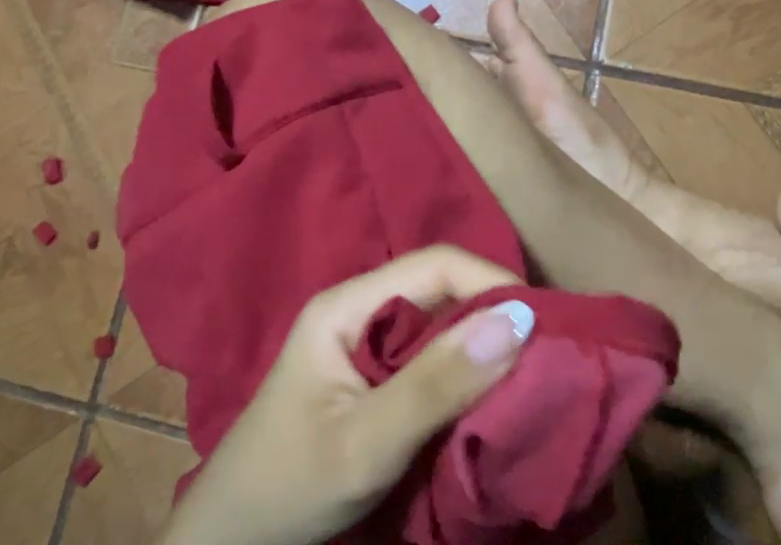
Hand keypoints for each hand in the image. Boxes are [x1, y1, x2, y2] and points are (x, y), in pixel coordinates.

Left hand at [161, 246, 535, 544]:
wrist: (230, 543)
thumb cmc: (290, 487)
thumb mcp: (366, 442)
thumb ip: (437, 384)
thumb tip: (520, 319)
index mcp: (346, 306)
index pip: (436, 264)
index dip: (494, 283)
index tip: (546, 327)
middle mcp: (358, 312)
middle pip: (442, 290)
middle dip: (497, 317)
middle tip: (550, 357)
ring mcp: (364, 346)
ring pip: (441, 327)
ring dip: (485, 349)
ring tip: (532, 377)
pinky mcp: (373, 381)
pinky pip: (431, 362)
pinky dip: (466, 376)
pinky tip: (491, 400)